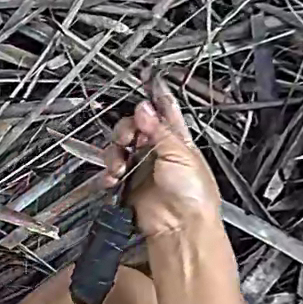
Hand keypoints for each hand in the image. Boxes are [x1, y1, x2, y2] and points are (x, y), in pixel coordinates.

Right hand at [101, 77, 222, 239]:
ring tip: (120, 164)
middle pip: (133, 127)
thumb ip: (157, 129)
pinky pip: (110, 171)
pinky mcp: (129, 185)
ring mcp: (142, 168)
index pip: (162, 110)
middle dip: (125, 129)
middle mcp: (158, 151)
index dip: (153, 95)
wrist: (182, 225)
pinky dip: (108, 173)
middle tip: (129, 136)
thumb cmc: (194, 194)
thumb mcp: (179, 153)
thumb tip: (144, 108)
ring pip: (118, 147)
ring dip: (114, 153)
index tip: (146, 77)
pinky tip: (115, 176)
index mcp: (176, 139)